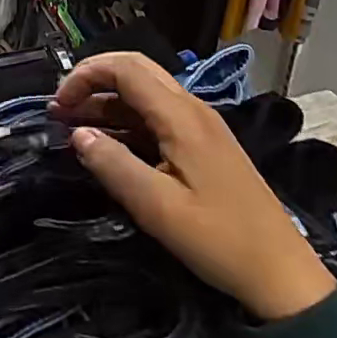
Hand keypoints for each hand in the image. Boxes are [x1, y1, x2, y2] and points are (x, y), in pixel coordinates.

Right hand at [51, 52, 336, 320]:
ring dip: (109, 101)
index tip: (57, 106)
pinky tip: (109, 143)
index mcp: (181, 115)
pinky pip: (159, 116)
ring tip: (73, 126)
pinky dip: (128, 120)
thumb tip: (77, 134)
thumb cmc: (219, 239)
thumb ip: (115, 166)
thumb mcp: (158, 209)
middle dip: (94, 81)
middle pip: (137, 71)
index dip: (86, 76)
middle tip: (60, 110)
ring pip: (147, 93)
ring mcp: (201, 124)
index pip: (127, 69)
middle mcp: (192, 108)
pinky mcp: (204, 142)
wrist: (279, 268)